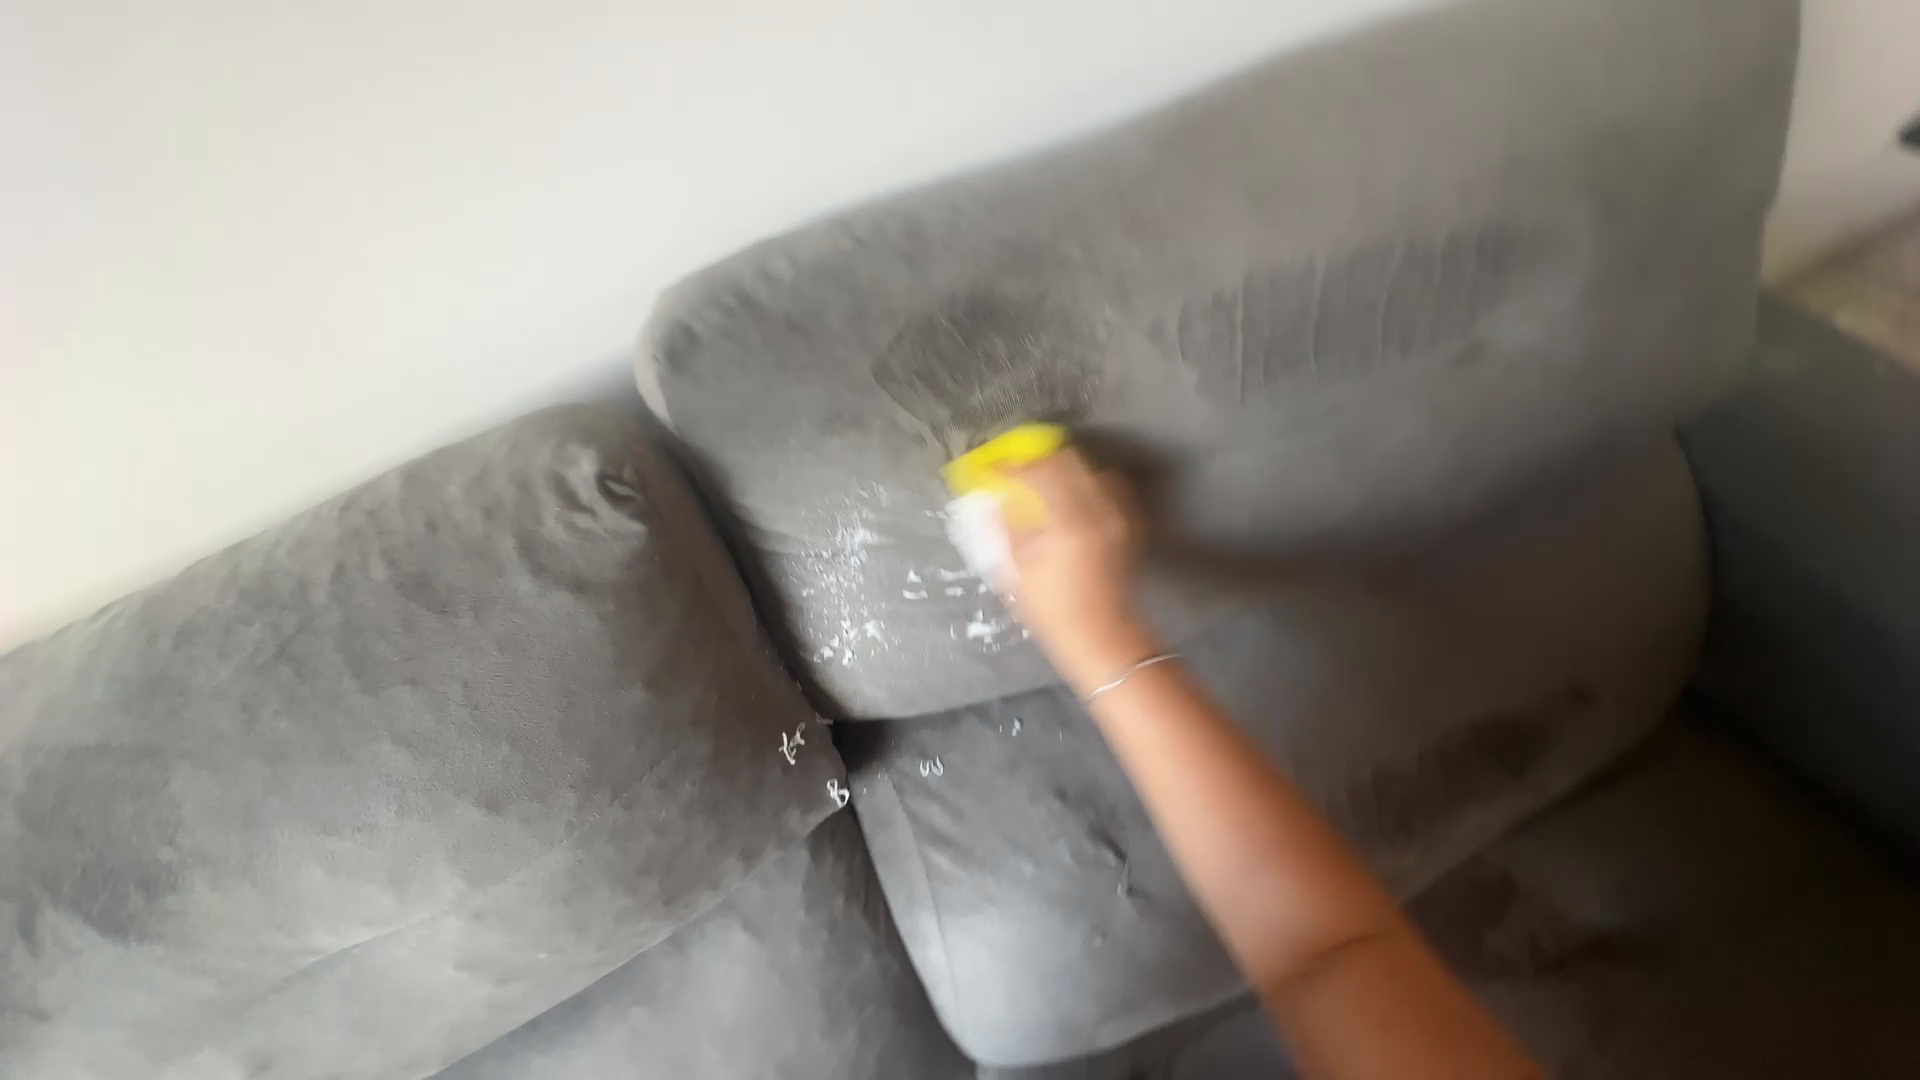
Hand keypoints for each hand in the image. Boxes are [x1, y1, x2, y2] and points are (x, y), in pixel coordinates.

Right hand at [1001, 449, 1159, 684]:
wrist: (1098, 635)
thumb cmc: (1052, 610)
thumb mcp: (1017, 570)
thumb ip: (1007, 526)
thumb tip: (997, 498)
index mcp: (1066, 523)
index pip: (1038, 471)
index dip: (1012, 466)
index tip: (997, 469)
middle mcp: (1097, 512)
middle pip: (1068, 460)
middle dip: (1040, 462)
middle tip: (1021, 474)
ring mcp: (1117, 517)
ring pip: (1091, 471)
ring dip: (1066, 472)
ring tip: (1048, 488)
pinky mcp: (1128, 526)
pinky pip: (1109, 490)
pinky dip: (1088, 488)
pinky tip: (1073, 504)